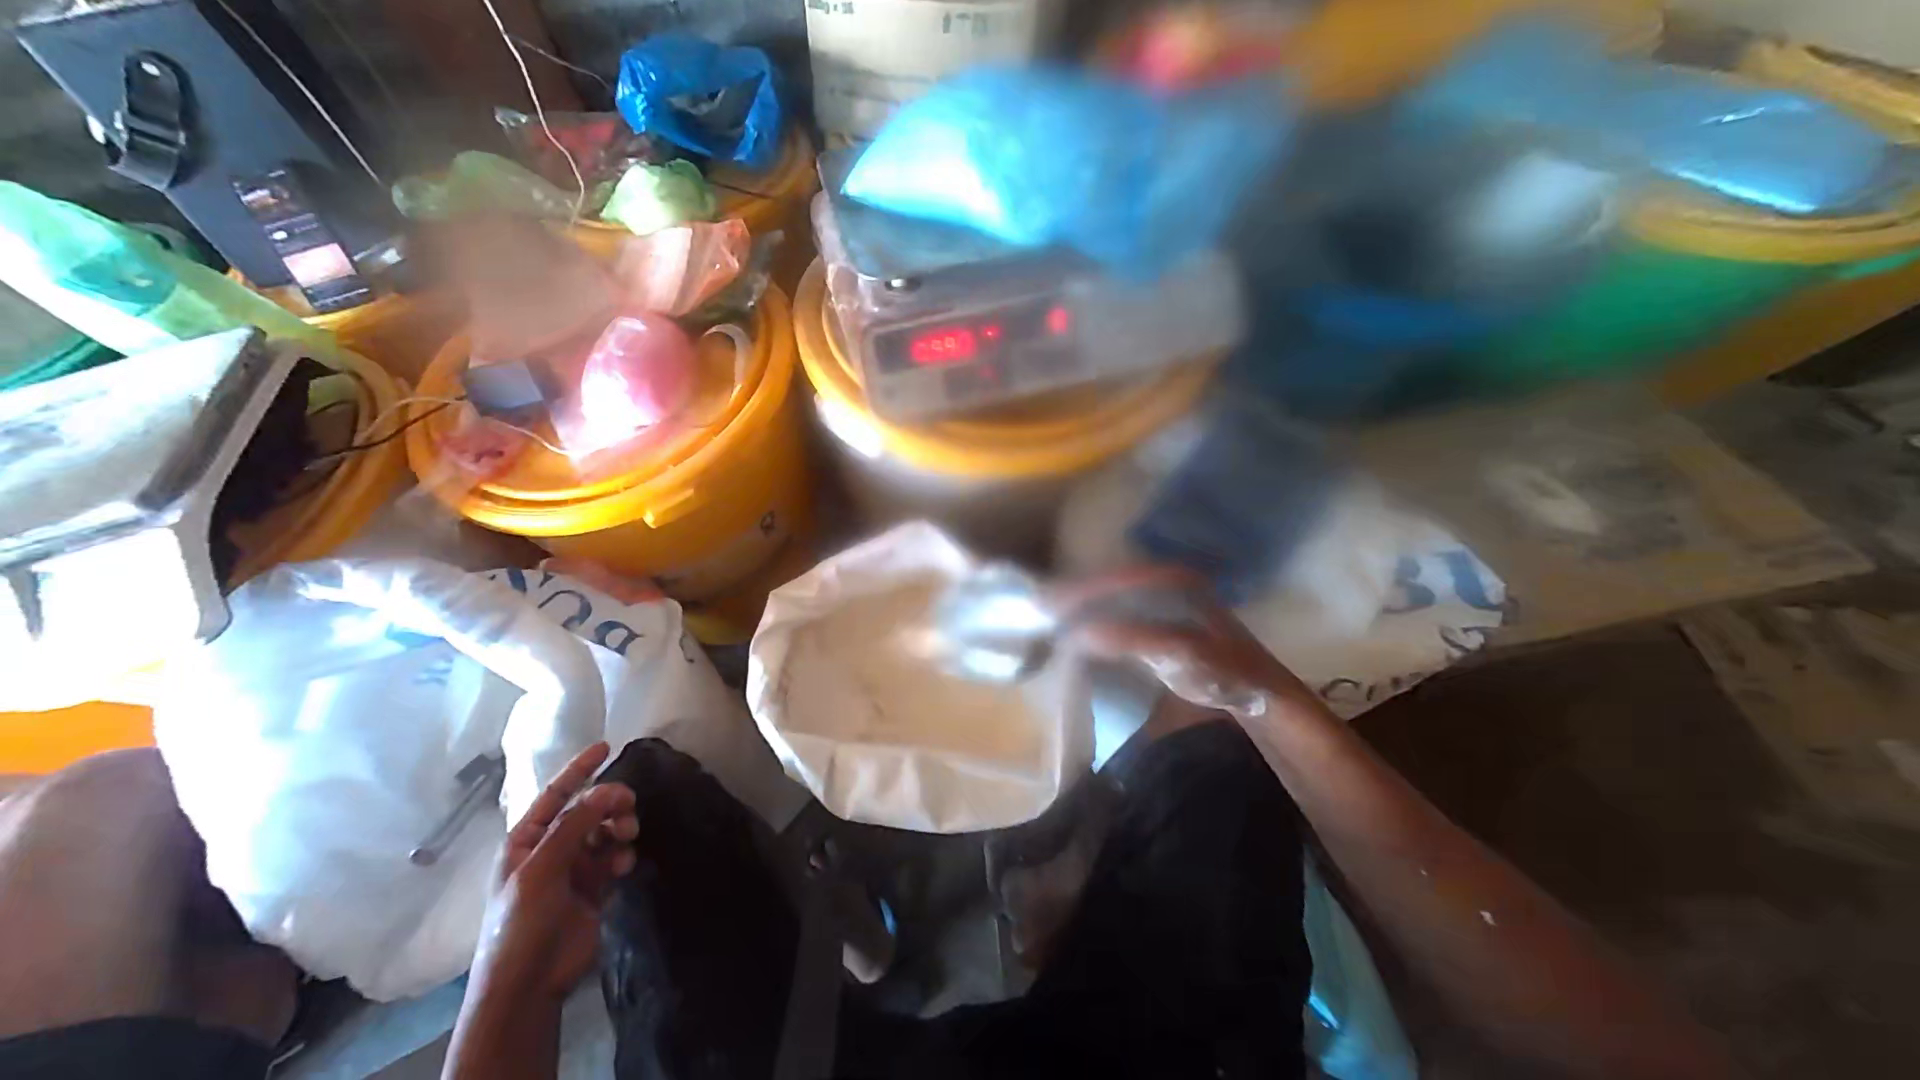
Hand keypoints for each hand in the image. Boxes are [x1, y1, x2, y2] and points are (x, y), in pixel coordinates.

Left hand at [469, 742, 637, 1001]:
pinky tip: (624, 865)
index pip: (555, 794)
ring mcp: (573, 869)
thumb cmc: (521, 923)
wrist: (528, 983)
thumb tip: (606, 789)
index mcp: (526, 841)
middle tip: (629, 805)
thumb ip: (573, 826)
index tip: (606, 746)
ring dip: (618, 828)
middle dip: (609, 803)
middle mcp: (550, 849)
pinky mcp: (594, 888)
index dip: (579, 769)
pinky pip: (613, 857)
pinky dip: (621, 855)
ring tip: (628, 837)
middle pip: (587, 811)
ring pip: (604, 831)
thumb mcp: (541, 870)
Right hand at [1055, 566, 1317, 715]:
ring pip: (1111, 602)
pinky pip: (1119, 619)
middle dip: (1074, 598)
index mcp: (1171, 579)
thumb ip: (1132, 639)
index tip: (1047, 603)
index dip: (1079, 590)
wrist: (1261, 695)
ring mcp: (1162, 606)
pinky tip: (1077, 637)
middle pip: (1108, 586)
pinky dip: (1096, 626)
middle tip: (1039, 612)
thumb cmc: (1226, 668)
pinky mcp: (1159, 626)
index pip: (1113, 578)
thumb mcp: (1180, 651)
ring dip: (1082, 612)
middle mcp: (1164, 585)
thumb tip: (1079, 633)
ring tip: (1050, 623)